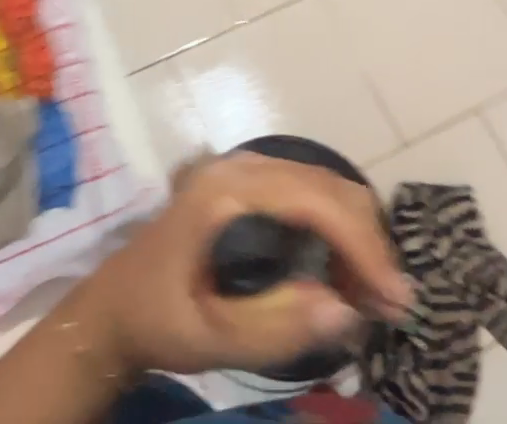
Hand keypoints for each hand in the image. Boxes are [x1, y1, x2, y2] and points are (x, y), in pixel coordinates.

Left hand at [76, 153, 410, 376]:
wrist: (113, 307)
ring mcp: (244, 170)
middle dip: (368, 243)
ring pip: (327, 187)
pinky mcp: (249, 184)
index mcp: (225, 191)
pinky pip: (312, 194)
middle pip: (329, 187)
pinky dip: (341, 230)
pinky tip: (344, 274)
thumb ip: (276, 326)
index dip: (362, 246)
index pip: (314, 200)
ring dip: (359, 237)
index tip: (393, 300)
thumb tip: (348, 310)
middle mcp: (239, 167)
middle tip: (388, 306)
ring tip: (371, 297)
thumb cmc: (157, 319)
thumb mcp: (211, 339)